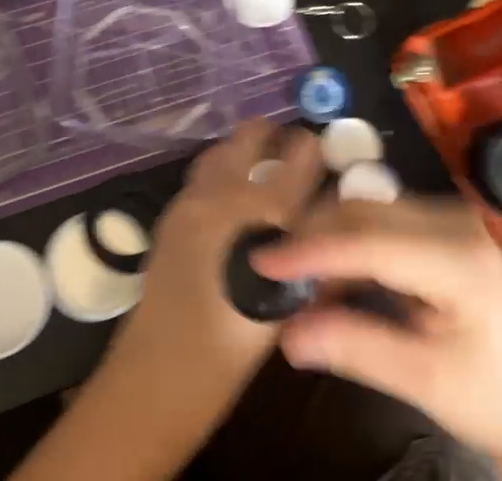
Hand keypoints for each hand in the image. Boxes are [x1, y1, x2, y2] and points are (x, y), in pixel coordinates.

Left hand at [106, 118, 324, 389]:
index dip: (314, 147)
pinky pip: (199, 177)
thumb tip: (336, 231)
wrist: (164, 367)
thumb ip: (317, 258)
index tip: (322, 149)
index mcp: (266, 212)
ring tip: (258, 167)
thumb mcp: (291, 302)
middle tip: (288, 147)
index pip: (301, 157)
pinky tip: (228, 198)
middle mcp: (228, 191)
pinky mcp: (169, 214)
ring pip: (220, 151)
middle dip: (273, 134)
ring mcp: (192, 198)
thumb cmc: (238, 346)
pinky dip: (218, 173)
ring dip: (241, 151)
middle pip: (251, 136)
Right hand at [252, 199, 501, 477]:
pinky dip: (349, 250)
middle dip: (313, 240)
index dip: (310, 250)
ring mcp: (451, 221)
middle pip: (363, 213)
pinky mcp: (443, 229)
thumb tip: (287, 334)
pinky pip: (381, 225)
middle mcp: (455, 223)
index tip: (260, 260)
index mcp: (459, 260)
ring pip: (367, 213)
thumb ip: (357, 348)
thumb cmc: (499, 396)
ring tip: (296, 284)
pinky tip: (331, 283)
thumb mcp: (426, 383)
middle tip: (270, 274)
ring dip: (328, 243)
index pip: (368, 241)